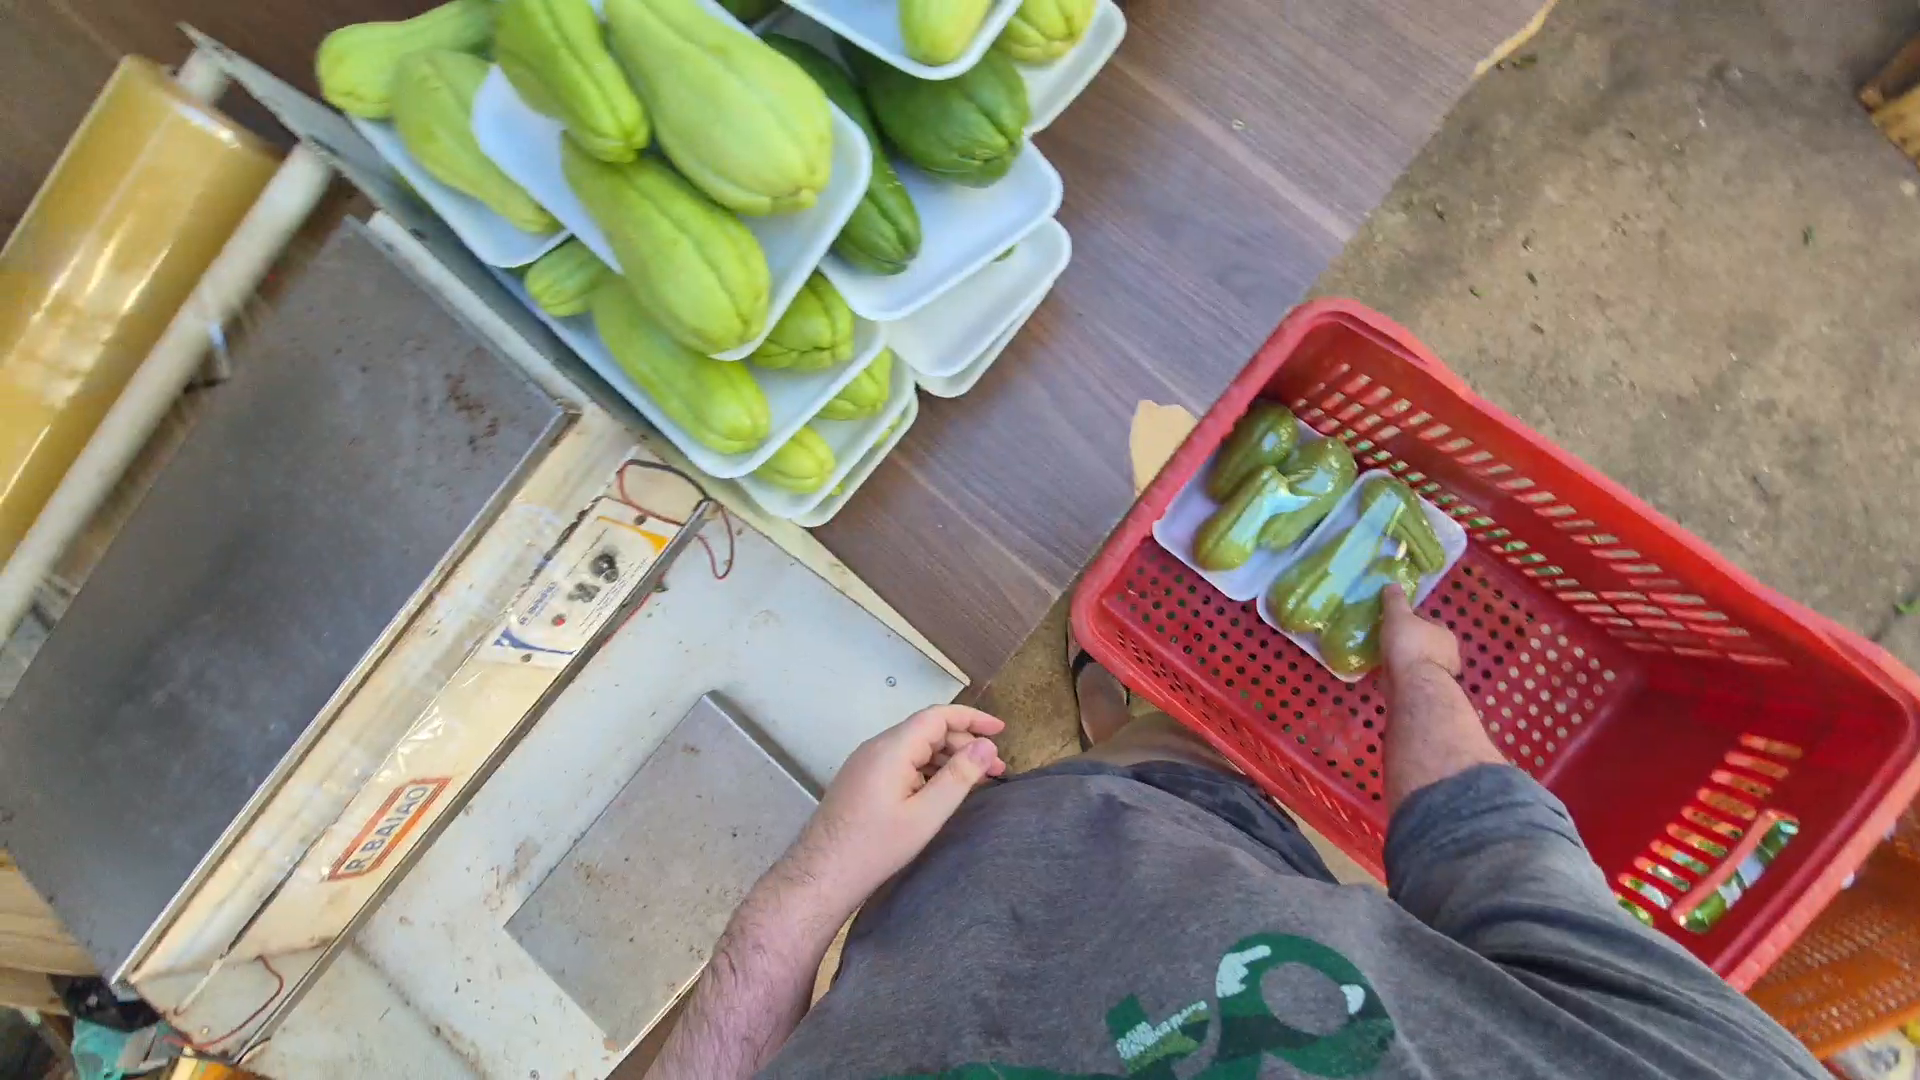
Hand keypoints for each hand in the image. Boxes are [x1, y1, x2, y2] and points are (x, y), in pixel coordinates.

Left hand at [783, 705, 1006, 914]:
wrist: (820, 876)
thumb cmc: (875, 848)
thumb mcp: (925, 815)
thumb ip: (958, 777)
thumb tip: (986, 746)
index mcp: (892, 748)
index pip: (939, 716)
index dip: (973, 718)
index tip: (1001, 731)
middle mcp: (877, 746)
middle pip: (928, 731)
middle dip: (965, 744)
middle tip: (997, 769)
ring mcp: (867, 762)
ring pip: (916, 748)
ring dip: (948, 759)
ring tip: (977, 782)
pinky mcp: (862, 779)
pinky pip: (902, 762)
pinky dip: (928, 770)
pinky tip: (944, 791)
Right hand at [1380, 584, 1460, 680]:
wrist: (1413, 684)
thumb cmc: (1408, 645)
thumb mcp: (1398, 616)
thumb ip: (1395, 601)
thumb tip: (1392, 584)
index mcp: (1443, 632)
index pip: (1427, 620)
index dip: (1411, 617)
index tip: (1394, 618)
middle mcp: (1447, 652)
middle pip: (1425, 639)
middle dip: (1410, 638)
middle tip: (1388, 636)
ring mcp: (1438, 672)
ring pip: (1420, 658)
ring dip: (1406, 657)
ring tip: (1385, 655)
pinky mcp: (1427, 687)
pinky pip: (1412, 675)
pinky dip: (1403, 672)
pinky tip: (1388, 670)